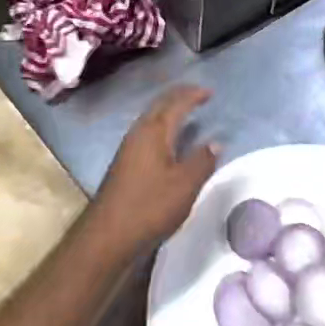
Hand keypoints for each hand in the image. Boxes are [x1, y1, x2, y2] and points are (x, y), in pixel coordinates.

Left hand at [91, 85, 217, 254]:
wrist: (109, 233)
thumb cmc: (149, 206)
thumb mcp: (185, 185)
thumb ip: (202, 161)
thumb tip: (215, 142)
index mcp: (154, 131)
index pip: (176, 104)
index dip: (193, 95)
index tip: (210, 92)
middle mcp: (139, 132)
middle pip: (159, 105)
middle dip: (178, 96)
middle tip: (197, 94)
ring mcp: (128, 147)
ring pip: (150, 118)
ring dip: (168, 110)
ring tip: (184, 111)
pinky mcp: (124, 162)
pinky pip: (146, 131)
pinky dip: (161, 125)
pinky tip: (167, 139)